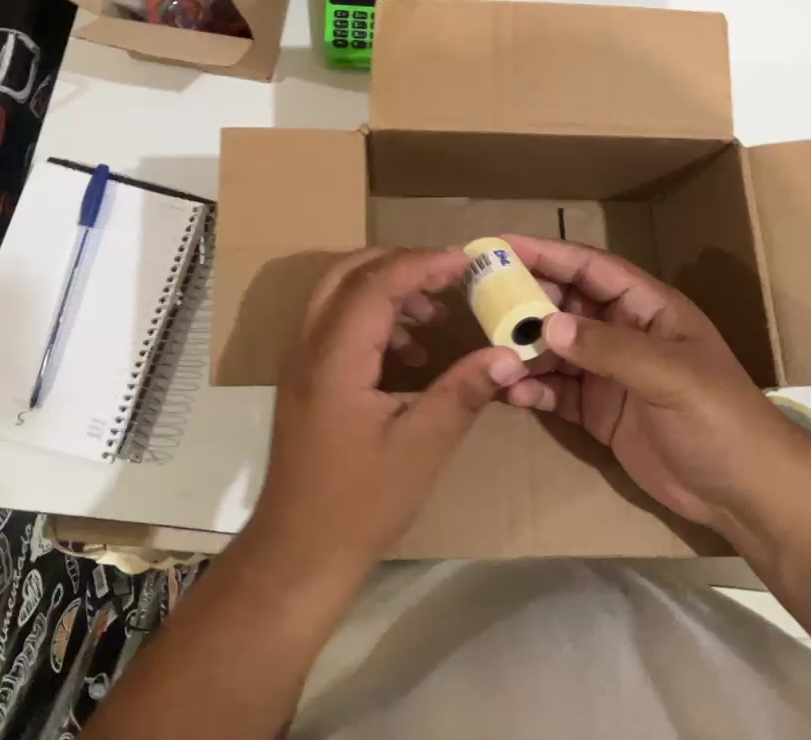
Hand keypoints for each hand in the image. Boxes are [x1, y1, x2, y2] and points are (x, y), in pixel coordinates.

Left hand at [247, 248, 528, 568]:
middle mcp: (308, 347)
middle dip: (401, 264)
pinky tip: (411, 351)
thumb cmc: (361, 502)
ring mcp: (300, 361)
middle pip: (348, 272)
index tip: (467, 262)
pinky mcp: (304, 378)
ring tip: (435, 314)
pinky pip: (335, 322)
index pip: (377, 284)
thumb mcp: (422, 447)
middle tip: (449, 276)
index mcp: (335, 358)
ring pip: (337, 293)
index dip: (423, 264)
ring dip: (386, 289)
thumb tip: (510, 355)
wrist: (300, 549)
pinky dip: (372, 316)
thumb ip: (463, 392)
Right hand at [499, 234, 787, 535]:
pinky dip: (533, 389)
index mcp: (648, 308)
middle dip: (525, 301)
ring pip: (554, 349)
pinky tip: (511, 394)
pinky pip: (556, 391)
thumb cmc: (719, 418)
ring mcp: (610, 374)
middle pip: (565, 304)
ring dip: (523, 350)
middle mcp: (624, 333)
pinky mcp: (599, 413)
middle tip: (478, 300)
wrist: (744, 492)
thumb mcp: (669, 375)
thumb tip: (547, 324)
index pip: (590, 268)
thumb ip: (608, 348)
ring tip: (490, 354)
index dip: (547, 253)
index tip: (500, 246)